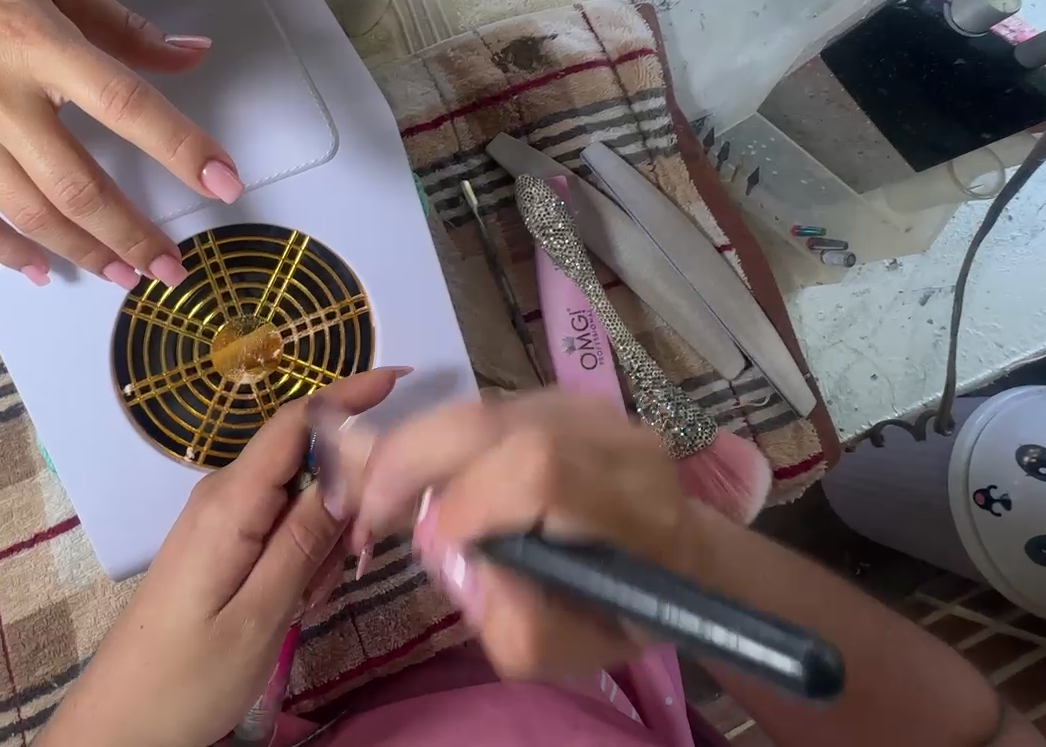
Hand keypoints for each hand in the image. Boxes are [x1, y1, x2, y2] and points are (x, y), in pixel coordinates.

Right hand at [0, 0, 241, 287]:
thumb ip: (125, 29)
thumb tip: (195, 57)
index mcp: (41, 44)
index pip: (128, 106)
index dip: (182, 149)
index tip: (226, 184)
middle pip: (79, 185)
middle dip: (134, 235)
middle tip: (173, 271)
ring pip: (28, 211)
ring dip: (83, 251)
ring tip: (124, 276)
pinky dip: (6, 246)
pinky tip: (39, 269)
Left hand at [39, 369, 406, 746]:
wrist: (119, 725)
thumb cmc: (187, 677)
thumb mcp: (260, 615)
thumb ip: (305, 538)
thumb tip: (351, 470)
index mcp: (232, 500)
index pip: (296, 422)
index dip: (348, 394)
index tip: (401, 379)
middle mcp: (226, 492)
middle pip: (307, 460)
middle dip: (343, 499)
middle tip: (352, 563)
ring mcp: (224, 515)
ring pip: (300, 497)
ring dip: (323, 538)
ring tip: (308, 601)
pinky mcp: (225, 539)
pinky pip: (282, 524)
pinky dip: (304, 553)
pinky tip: (296, 601)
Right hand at [344, 394, 709, 680]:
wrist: (675, 552)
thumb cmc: (624, 609)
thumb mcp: (580, 652)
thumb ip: (518, 627)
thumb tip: (449, 561)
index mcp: (637, 509)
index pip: (540, 470)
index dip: (468, 499)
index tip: (427, 543)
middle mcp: (612, 439)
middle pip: (491, 420)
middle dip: (411, 458)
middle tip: (370, 507)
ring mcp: (584, 406)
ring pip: (475, 409)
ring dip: (416, 448)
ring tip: (390, 496)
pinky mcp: (557, 394)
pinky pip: (479, 407)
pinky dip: (438, 439)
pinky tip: (428, 476)